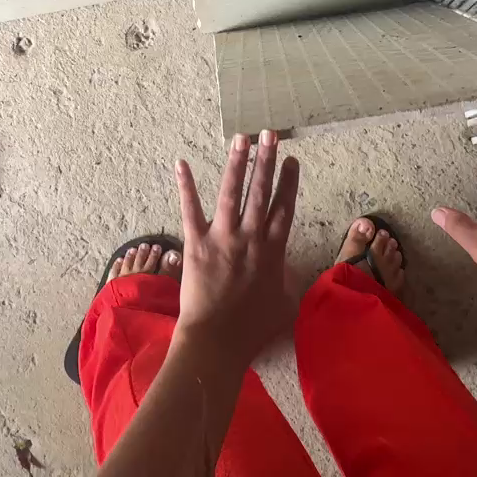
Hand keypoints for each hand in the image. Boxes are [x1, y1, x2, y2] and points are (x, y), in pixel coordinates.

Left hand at [173, 129, 300, 364]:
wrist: (216, 342)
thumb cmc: (252, 329)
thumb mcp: (284, 304)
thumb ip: (289, 279)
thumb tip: (294, 266)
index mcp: (272, 251)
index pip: (284, 208)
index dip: (288, 182)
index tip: (292, 160)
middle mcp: (249, 238)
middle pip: (261, 192)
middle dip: (266, 160)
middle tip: (270, 134)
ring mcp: (222, 238)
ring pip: (231, 193)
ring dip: (236, 163)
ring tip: (241, 137)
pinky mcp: (195, 243)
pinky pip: (190, 209)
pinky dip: (185, 186)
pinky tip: (182, 163)